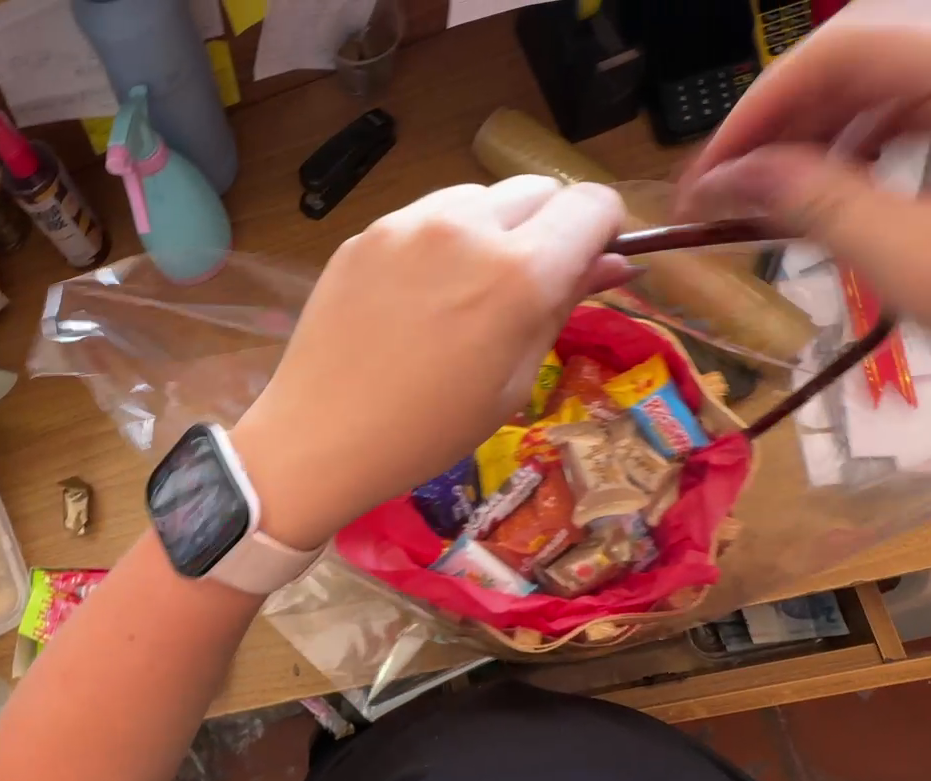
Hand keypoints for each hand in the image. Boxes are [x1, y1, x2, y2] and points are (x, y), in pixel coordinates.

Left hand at [228, 178, 627, 549]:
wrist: (318, 440)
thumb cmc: (424, 433)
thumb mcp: (510, 383)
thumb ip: (562, 307)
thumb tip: (612, 262)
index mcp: (518, 270)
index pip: (591, 203)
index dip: (599, 233)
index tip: (582, 268)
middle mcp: (465, 227)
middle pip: (535, 191)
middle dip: (544, 230)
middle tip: (515, 291)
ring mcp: (405, 225)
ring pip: (474, 199)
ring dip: (485, 232)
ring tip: (455, 296)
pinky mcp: (363, 236)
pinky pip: (420, 220)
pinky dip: (433, 245)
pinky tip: (407, 299)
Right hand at [679, 0, 930, 409]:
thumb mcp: (918, 263)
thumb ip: (816, 205)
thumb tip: (729, 178)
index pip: (852, 44)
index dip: (759, 105)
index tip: (707, 174)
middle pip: (872, 45)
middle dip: (781, 115)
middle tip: (724, 185)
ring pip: (896, 67)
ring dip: (817, 125)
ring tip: (767, 190)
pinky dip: (864, 133)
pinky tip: (835, 179)